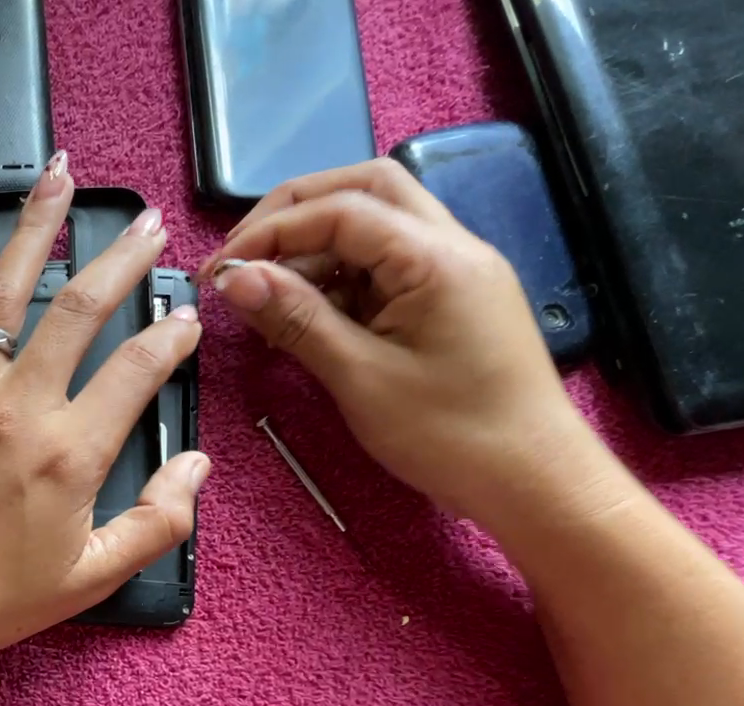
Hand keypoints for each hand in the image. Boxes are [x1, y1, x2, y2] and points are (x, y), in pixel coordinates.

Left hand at [0, 154, 207, 666]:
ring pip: (5, 295)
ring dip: (35, 231)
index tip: (187, 316)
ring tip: (59, 176)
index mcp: (71, 452)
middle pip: (80, 311)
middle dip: (121, 259)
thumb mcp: (91, 577)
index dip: (172, 335)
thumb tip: (197, 466)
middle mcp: (20, 407)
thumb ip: (157, 523)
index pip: (139, 368)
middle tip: (148, 224)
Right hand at [200, 158, 619, 529]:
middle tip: (238, 258)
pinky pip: (374, 268)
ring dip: (306, 248)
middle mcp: (447, 247)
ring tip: (259, 296)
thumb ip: (296, 318)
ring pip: (368, 226)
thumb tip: (234, 278)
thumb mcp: (359, 377)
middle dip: (291, 214)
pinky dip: (326, 280)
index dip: (270, 231)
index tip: (216, 272)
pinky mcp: (437, 299)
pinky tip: (294, 315)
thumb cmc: (447, 433)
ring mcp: (445, 272)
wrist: (527, 477)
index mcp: (436, 259)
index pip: (342, 210)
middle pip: (363, 191)